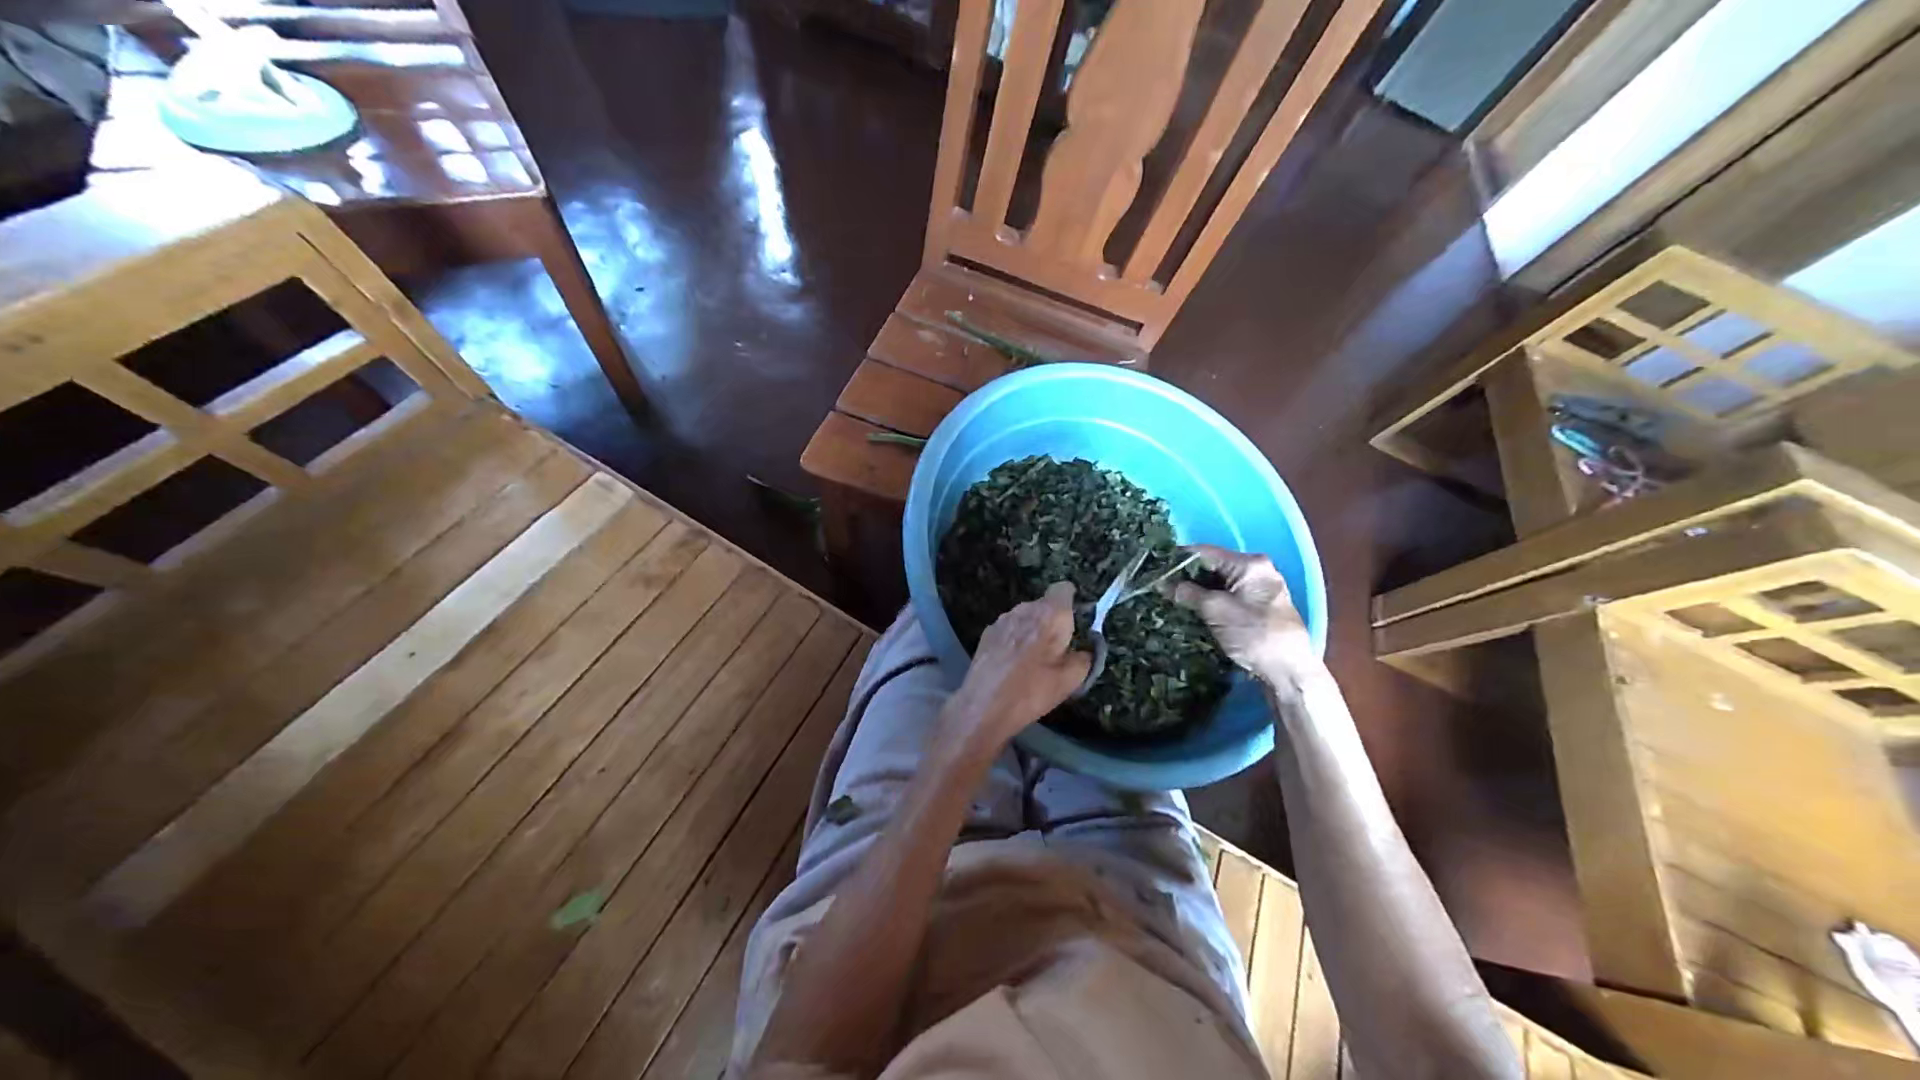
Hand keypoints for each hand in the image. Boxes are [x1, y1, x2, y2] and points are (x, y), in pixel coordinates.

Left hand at [948, 583, 1091, 749]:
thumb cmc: (1032, 691)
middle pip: (1045, 605)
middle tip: (1057, 651)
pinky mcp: (987, 632)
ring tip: (1033, 661)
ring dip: (1033, 631)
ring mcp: (1002, 619)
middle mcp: (1025, 608)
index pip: (1064, 588)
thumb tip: (1085, 650)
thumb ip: (1085, 658)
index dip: (1072, 601)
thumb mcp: (1071, 680)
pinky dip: (1015, 639)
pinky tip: (1012, 663)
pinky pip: (1010, 628)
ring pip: (1026, 617)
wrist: (984, 705)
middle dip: (1053, 621)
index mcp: (1050, 614)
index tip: (1075, 623)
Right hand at [1172, 545, 1323, 688]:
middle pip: (1213, 565)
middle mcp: (1258, 570)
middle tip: (1160, 584)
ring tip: (1171, 596)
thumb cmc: (1253, 634)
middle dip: (1187, 575)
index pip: (1206, 552)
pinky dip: (1210, 598)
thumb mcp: (1215, 610)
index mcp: (1249, 564)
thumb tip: (1163, 583)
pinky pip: (1229, 594)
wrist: (1288, 669)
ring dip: (1197, 589)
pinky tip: (1193, 607)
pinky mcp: (1259, 606)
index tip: (1156, 567)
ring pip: (1220, 582)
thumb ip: (1187, 593)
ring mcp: (1260, 588)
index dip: (1178, 558)